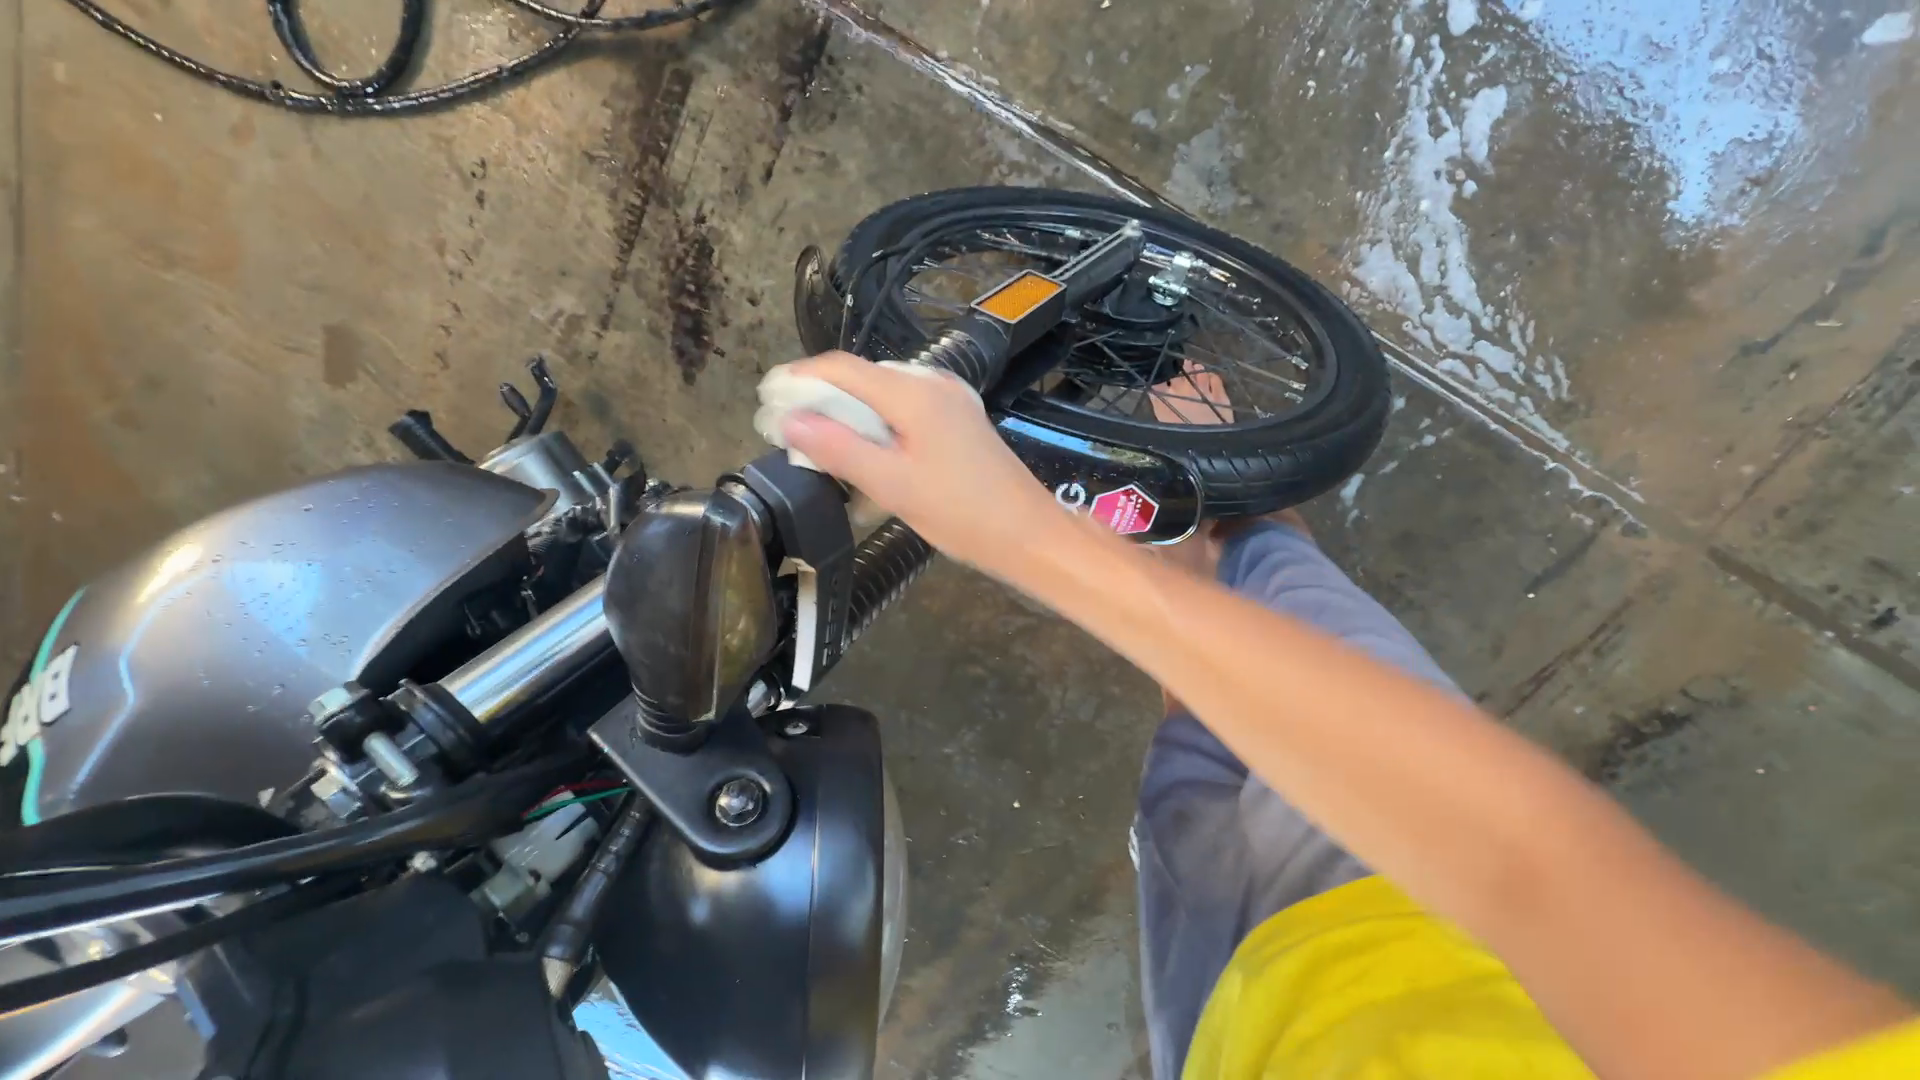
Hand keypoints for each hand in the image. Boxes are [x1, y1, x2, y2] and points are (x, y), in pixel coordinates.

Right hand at [777, 351, 1061, 569]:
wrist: (1028, 534)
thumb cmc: (961, 513)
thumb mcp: (891, 485)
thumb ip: (838, 449)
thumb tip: (789, 421)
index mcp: (913, 393)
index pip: (841, 368)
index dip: (799, 379)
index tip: (768, 400)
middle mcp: (933, 384)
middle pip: (863, 379)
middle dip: (823, 401)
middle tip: (791, 433)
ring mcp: (951, 401)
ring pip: (884, 397)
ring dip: (851, 418)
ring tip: (824, 450)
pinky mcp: (960, 421)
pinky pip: (907, 413)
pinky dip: (880, 428)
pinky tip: (870, 459)